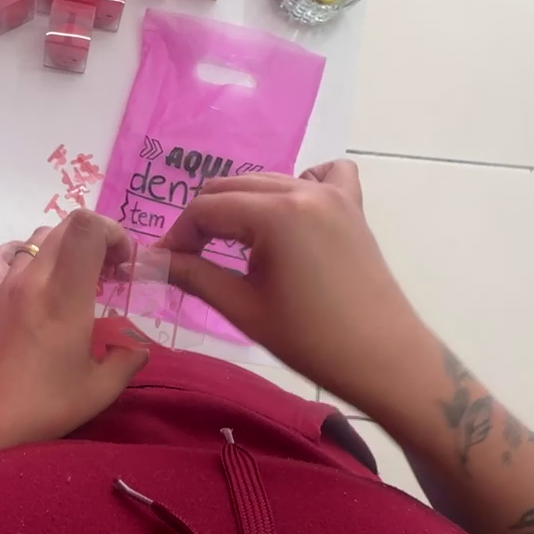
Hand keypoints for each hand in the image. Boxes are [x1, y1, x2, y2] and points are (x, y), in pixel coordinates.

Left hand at [0, 210, 150, 465]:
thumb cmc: (40, 408)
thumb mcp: (99, 391)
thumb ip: (127, 360)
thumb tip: (138, 347)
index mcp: (64, 296)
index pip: (87, 227)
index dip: (113, 232)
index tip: (124, 264)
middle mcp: (33, 279)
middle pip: (66, 226)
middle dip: (96, 239)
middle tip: (109, 274)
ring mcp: (4, 285)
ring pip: (37, 238)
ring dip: (64, 247)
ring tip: (76, 278)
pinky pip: (2, 255)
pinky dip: (23, 252)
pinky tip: (33, 274)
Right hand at [158, 159, 436, 416]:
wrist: (383, 358)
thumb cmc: (309, 340)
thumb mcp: (242, 308)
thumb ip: (192, 275)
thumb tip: (151, 261)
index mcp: (276, 214)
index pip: (206, 209)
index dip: (177, 236)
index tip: (163, 265)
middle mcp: (304, 190)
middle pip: (230, 188)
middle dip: (202, 221)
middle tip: (189, 261)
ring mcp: (333, 193)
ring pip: (265, 182)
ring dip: (238, 209)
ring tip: (228, 249)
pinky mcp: (352, 205)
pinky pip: (319, 175)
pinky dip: (295, 187)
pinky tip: (286, 218)